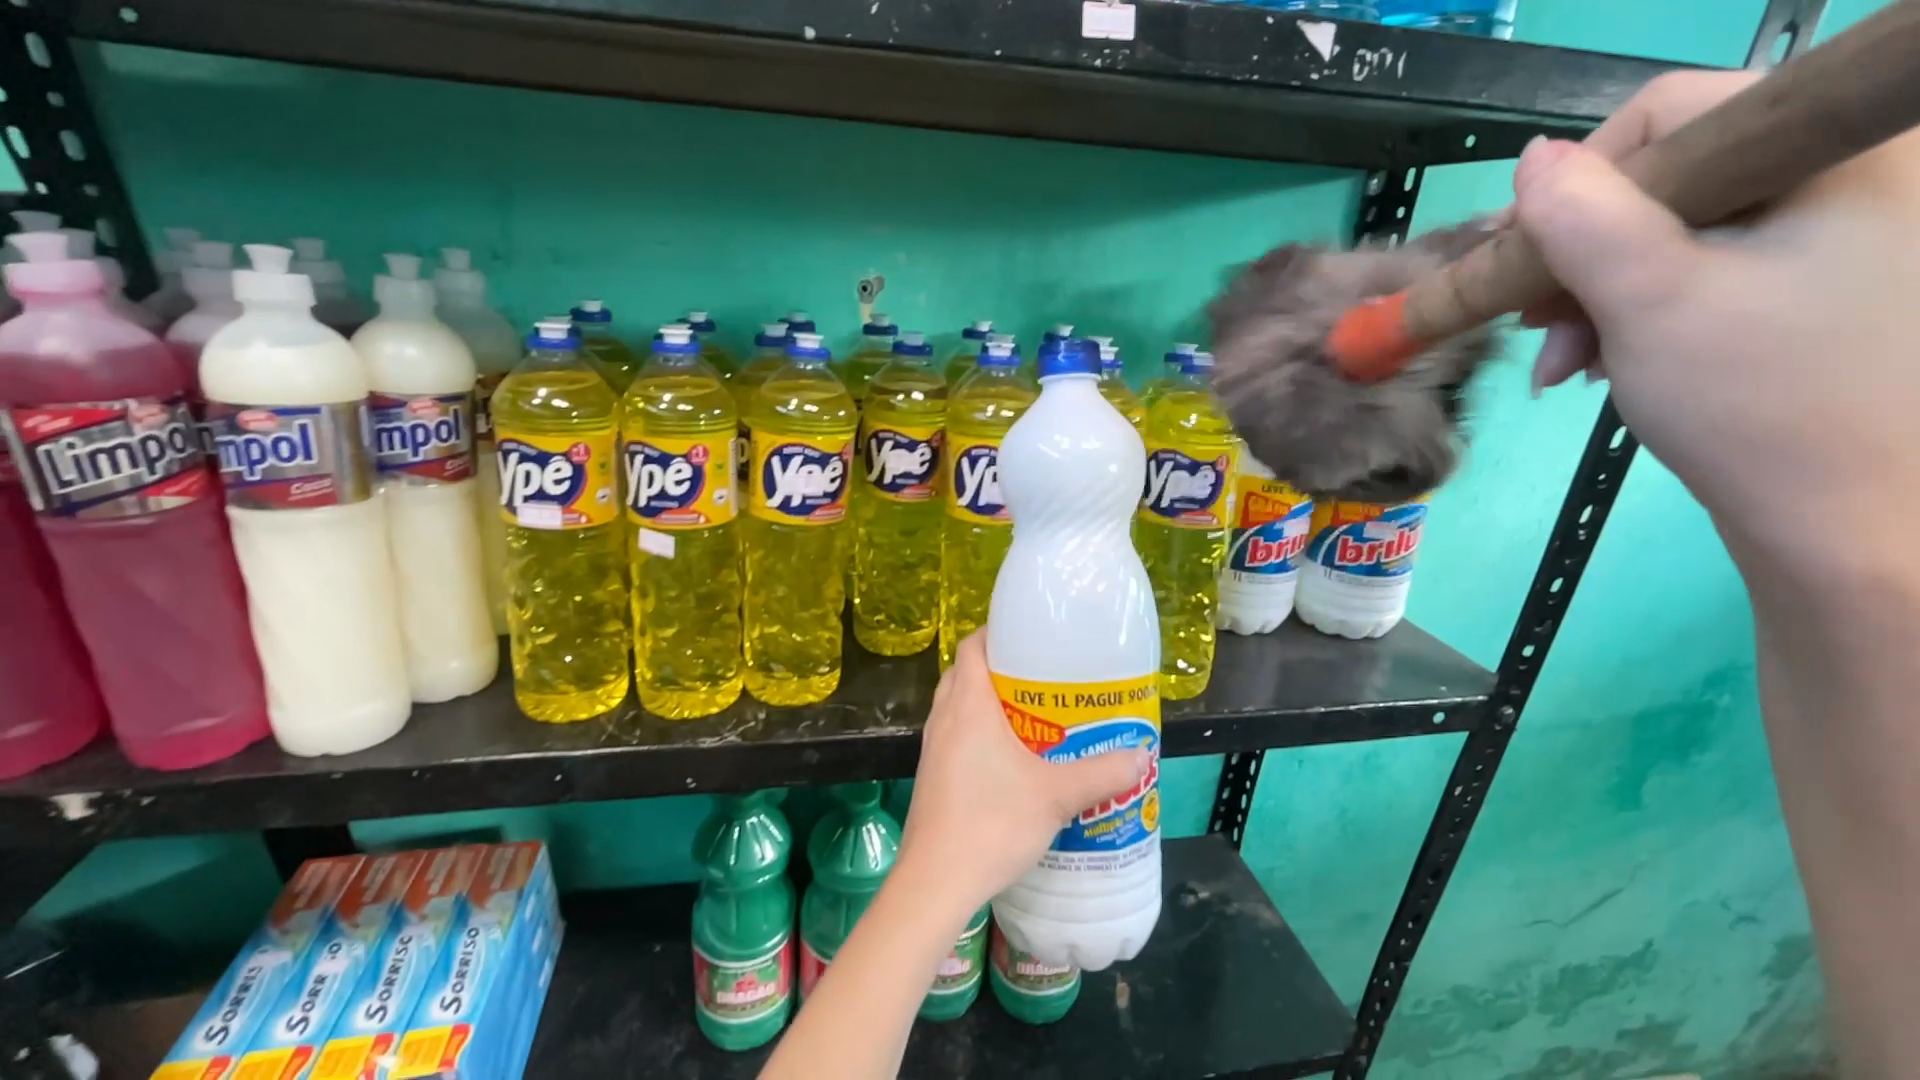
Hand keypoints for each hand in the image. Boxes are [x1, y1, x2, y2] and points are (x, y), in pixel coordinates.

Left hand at [896, 633, 1151, 917]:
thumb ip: (1101, 773)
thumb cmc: (992, 824)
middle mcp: (944, 719)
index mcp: (968, 705)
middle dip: (999, 668)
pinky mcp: (932, 777)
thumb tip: (1142, 754)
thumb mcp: (1056, 796)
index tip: (1030, 637)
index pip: (972, 646)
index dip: (996, 633)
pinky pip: (955, 737)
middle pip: (965, 673)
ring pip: (957, 707)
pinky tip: (1011, 761)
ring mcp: (933, 750)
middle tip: (1041, 678)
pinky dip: (978, 734)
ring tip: (1033, 716)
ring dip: (988, 704)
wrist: (936, 882)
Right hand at [1511, 71, 1919, 564]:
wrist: (1851, 523)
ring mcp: (1839, 229)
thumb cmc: (1758, 402)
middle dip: (1580, 257)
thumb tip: (1530, 160)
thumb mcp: (1648, 301)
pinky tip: (1601, 362)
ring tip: (1563, 363)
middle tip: (1536, 326)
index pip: (1673, 111)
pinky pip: (1699, 269)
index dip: (1579, 182)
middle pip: (1667, 176)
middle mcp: (1852, 168)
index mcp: (1837, 147)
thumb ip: (1582, 218)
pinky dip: (1634, 313)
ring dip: (1594, 295)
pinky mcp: (1818, 282)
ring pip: (1670, 230)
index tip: (1526, 261)